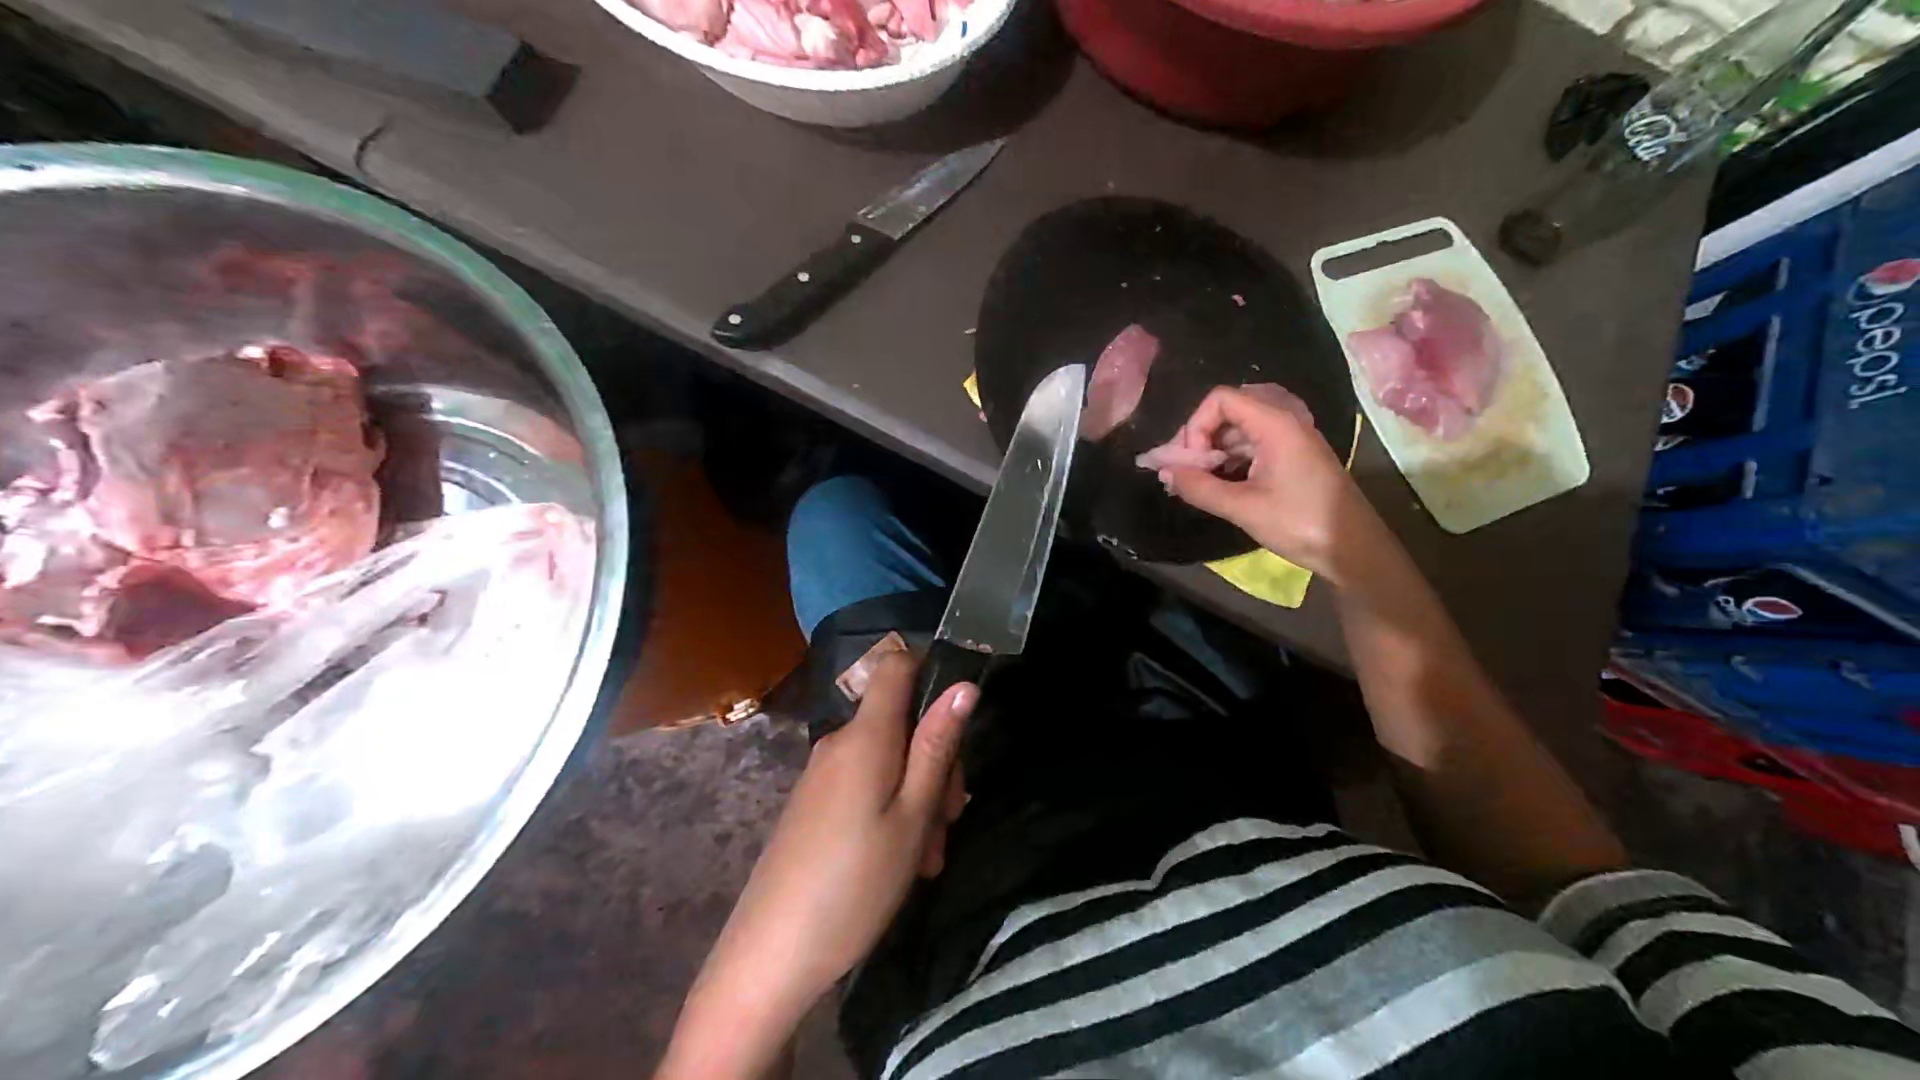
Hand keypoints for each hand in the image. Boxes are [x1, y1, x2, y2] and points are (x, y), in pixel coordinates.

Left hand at [655, 653, 975, 1079]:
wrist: (770, 955)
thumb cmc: (855, 883)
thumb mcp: (912, 816)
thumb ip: (936, 747)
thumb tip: (964, 684)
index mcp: (865, 735)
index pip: (896, 664)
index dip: (931, 675)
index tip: (956, 725)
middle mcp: (839, 742)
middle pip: (901, 721)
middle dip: (936, 760)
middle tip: (951, 818)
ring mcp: (822, 773)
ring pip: (888, 761)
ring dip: (918, 796)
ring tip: (928, 857)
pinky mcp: (814, 803)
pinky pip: (864, 785)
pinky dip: (891, 811)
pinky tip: (901, 861)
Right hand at [1161, 385, 1377, 582]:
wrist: (1354, 549)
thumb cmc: (1300, 524)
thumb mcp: (1243, 508)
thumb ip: (1199, 488)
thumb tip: (1165, 473)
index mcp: (1276, 423)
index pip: (1221, 398)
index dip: (1196, 425)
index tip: (1192, 461)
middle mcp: (1287, 419)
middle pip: (1232, 406)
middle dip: (1204, 432)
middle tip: (1193, 466)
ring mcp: (1294, 436)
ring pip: (1244, 423)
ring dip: (1219, 444)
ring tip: (1206, 476)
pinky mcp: (1297, 454)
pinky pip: (1258, 438)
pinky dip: (1235, 453)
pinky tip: (1227, 480)